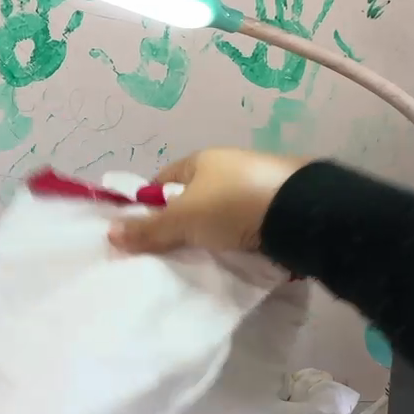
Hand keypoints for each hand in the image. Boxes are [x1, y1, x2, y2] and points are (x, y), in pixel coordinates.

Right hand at [109, 148, 305, 253]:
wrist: (303, 213)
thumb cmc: (231, 205)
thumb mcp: (182, 220)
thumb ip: (148, 230)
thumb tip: (109, 234)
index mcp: (203, 159)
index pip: (166, 178)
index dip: (152, 201)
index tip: (147, 228)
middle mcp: (231, 164)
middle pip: (195, 194)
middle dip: (185, 218)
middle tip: (175, 246)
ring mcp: (262, 182)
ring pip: (226, 208)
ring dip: (217, 228)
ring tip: (207, 253)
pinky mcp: (286, 203)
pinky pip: (252, 220)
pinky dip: (244, 234)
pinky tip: (240, 251)